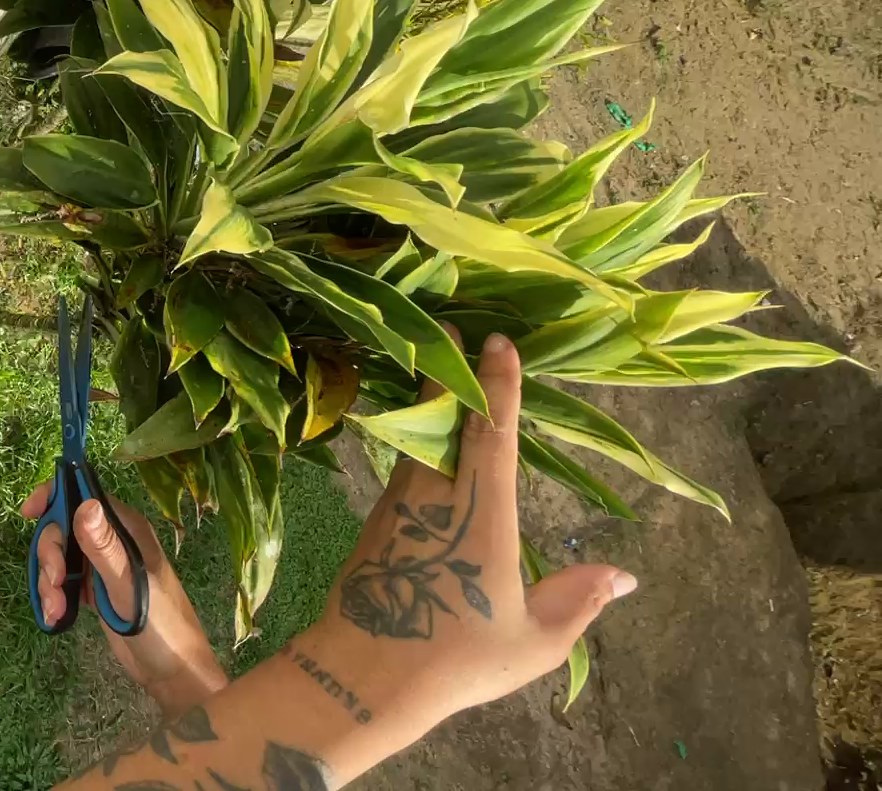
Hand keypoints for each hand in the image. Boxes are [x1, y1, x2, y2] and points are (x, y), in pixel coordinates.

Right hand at [21, 483, 228, 719]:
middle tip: (52, 582)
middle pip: (63, 527)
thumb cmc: (161, 624)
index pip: (84, 494)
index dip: (54, 497)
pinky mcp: (92, 588)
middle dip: (50, 553)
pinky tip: (55, 616)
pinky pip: (62, 579)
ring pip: (59, 555)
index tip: (30, 513)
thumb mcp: (128, 585)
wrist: (173, 674)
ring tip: (55, 609)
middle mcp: (111, 539)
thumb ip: (105, 546)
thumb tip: (85, 504)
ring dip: (48, 580)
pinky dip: (54, 594)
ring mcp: (100, 564)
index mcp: (125, 528)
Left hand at [296, 333, 637, 736]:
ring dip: (430, 401)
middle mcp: (434, 497)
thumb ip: (577, 600)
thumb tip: (623, 574)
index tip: (495, 340)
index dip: (495, 386)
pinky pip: (404, 465)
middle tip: (450, 325)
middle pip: (443, 422)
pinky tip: (425, 431)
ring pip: (419, 440)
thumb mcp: (536, 640)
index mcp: (480, 516)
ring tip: (441, 364)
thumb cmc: (457, 658)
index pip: (490, 436)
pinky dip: (418, 438)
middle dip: (449, 372)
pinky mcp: (379, 516)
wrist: (367, 665)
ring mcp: (399, 503)